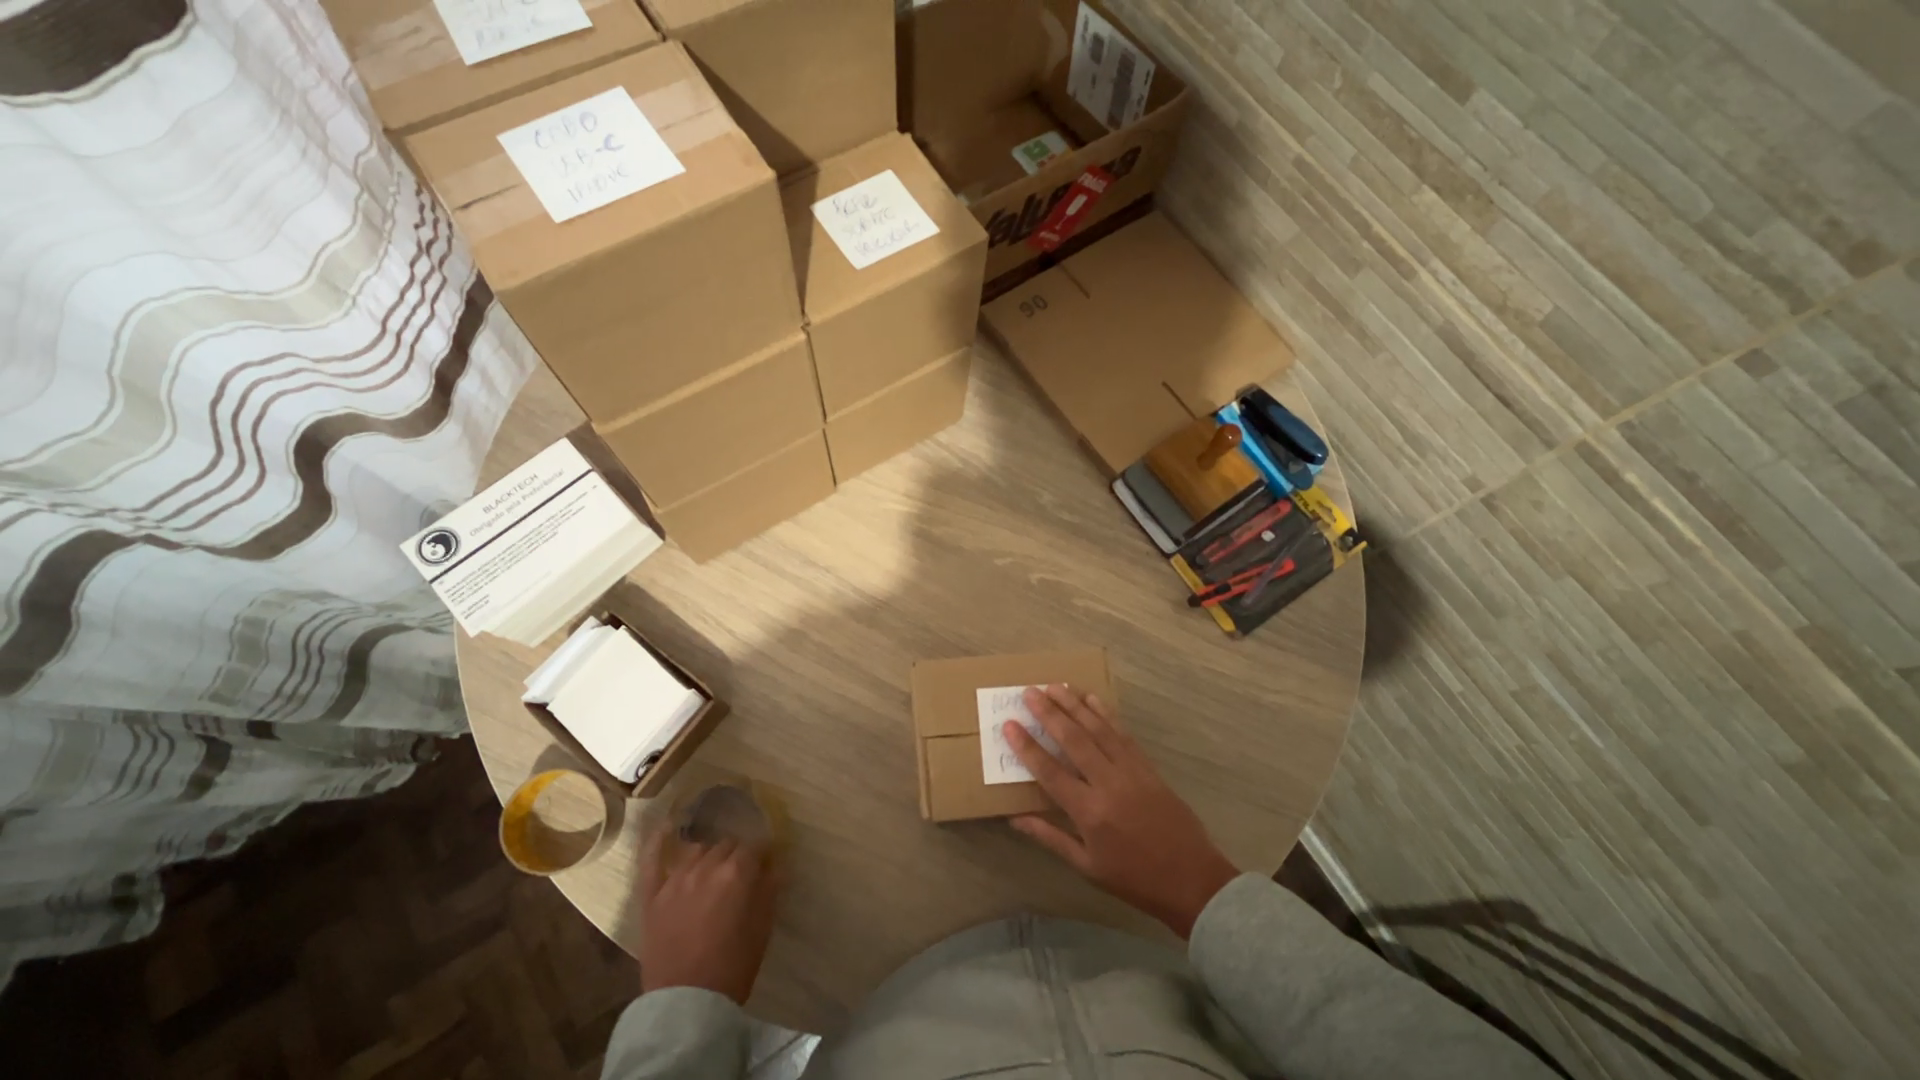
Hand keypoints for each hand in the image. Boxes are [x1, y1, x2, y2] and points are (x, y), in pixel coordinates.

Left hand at [638, 829, 779, 1002]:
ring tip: (714, 868)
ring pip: (697, 849)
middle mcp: (706, 867)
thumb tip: (775, 864)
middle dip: (738, 854)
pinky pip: (653, 859)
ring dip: (710, 854)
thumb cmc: (733, 967)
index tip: (767, 864)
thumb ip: (769, 890)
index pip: (755, 847)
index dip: (763, 854)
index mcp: (737, 874)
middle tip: (742, 873)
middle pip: (727, 845)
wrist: (687, 1002)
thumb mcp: (762, 928)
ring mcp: (675, 878)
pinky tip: (666, 828)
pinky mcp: (652, 894)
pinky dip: (659, 841)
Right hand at [1004, 685, 1239, 938]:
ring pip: (1099, 730)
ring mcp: (1131, 772)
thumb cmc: (1133, 879)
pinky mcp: (1149, 768)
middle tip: (1029, 692)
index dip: (1027, 747)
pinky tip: (1093, 700)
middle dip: (1049, 713)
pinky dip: (1107, 715)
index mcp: (1088, 813)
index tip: (1010, 724)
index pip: (1050, 772)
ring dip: (1076, 705)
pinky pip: (1123, 735)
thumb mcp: (1086, 867)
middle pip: (1074, 740)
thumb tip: (1014, 818)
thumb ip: (1050, 837)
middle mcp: (1108, 785)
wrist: (1191, 879)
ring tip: (1056, 686)